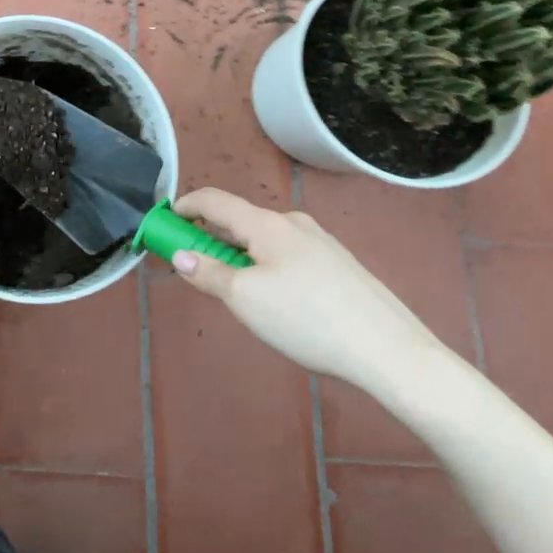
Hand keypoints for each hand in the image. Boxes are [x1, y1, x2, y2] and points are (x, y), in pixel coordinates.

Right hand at [167, 188, 443, 390]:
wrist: (391, 352)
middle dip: (211, 241)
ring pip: (264, 243)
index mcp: (266, 223)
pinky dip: (266, 269)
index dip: (182, 208)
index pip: (212, 200)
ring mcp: (321, 244)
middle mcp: (293, 224)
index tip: (161, 225)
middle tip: (197, 274)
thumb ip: (207, 273)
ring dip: (240, 259)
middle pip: (238, 222)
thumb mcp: (244, 299)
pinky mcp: (339, 267)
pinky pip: (287, 258)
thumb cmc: (307, 319)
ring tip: (240, 299)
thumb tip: (180, 255)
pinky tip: (279, 307)